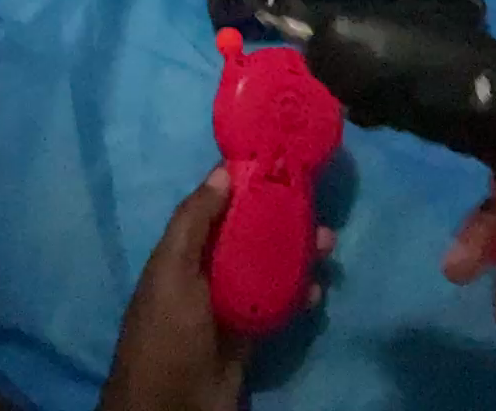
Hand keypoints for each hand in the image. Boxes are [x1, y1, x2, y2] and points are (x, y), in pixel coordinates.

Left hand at [100, 167, 334, 410]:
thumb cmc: (168, 333)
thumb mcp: (172, 271)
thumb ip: (194, 221)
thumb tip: (223, 171)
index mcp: (185, 251)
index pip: (218, 205)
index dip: (245, 183)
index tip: (278, 161)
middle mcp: (208, 271)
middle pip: (250, 233)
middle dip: (282, 218)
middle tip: (315, 205)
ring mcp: (232, 302)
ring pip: (270, 266)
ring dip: (299, 253)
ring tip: (327, 245)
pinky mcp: (252, 332)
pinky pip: (280, 303)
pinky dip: (299, 294)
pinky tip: (317, 291)